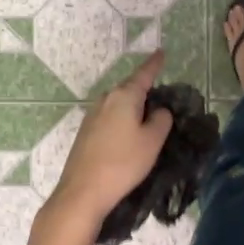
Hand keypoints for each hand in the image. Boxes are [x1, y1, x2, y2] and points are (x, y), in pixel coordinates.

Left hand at [49, 52, 174, 221]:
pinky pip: (109, 118)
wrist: (82, 192)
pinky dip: (121, 121)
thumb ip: (161, 120)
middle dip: (145, 91)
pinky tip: (127, 138)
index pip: (144, 74)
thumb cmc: (122, 163)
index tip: (161, 52)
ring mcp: (92, 115)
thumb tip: (159, 110)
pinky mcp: (85, 132)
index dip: (154, 64)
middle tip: (161, 102)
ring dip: (132, 109)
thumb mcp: (152, 141)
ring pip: (118, 105)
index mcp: (124, 96)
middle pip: (130, 89)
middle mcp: (106, 99)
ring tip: (146, 123)